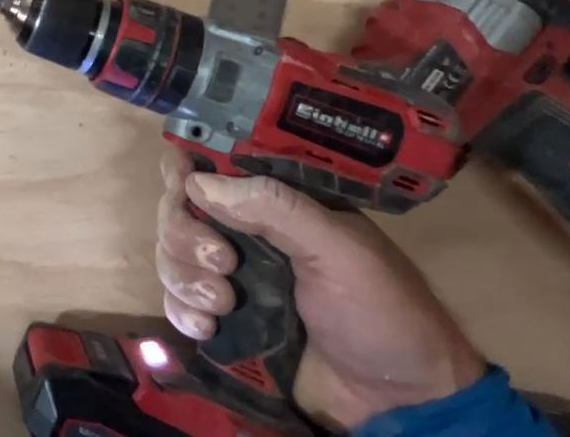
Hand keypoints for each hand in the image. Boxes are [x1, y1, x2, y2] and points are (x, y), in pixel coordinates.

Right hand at [155, 149, 485, 428]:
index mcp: (272, 205)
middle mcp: (241, 231)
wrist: (401, 403)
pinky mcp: (218, 316)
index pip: (209, 166)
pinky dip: (180, 310)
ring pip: (168, 253)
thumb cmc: (383, 314)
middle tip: (224, 265)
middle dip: (185, 236)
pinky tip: (208, 328)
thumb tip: (197, 183)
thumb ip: (276, 209)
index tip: (183, 189)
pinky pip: (172, 299)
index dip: (184, 170)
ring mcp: (225, 274)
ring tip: (223, 306)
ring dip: (184, 277)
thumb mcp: (342, 252)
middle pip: (176, 209)